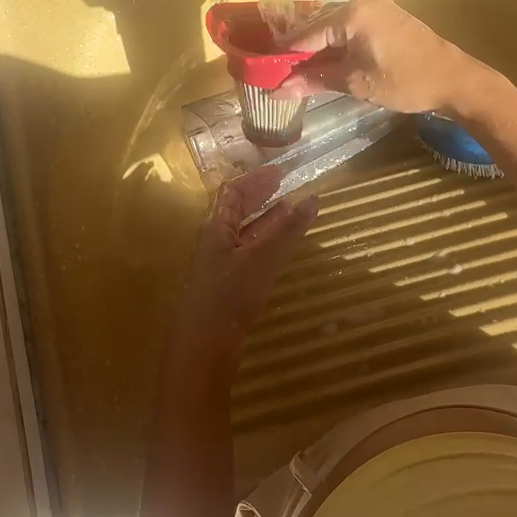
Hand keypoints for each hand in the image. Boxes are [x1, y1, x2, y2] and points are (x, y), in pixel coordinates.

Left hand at [173, 167, 317, 367]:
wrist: (203, 345)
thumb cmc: (229, 294)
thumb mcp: (262, 258)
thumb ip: (287, 229)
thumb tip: (313, 198)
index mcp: (216, 227)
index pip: (231, 191)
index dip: (254, 179)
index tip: (279, 172)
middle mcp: (215, 241)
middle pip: (235, 210)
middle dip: (259, 196)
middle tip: (284, 186)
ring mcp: (220, 264)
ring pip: (243, 232)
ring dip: (265, 219)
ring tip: (289, 211)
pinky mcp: (227, 286)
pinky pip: (248, 253)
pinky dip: (265, 243)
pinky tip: (279, 249)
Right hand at [274, 0, 492, 114]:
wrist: (455, 80)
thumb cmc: (405, 82)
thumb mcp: (356, 83)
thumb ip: (314, 81)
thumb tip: (278, 89)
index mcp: (352, 14)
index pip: (306, 34)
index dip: (284, 55)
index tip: (265, 70)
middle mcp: (362, 0)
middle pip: (318, 25)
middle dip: (300, 50)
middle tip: (280, 74)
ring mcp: (377, 5)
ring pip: (334, 25)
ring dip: (319, 48)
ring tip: (302, 72)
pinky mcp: (387, 14)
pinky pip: (351, 25)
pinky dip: (338, 43)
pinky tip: (329, 61)